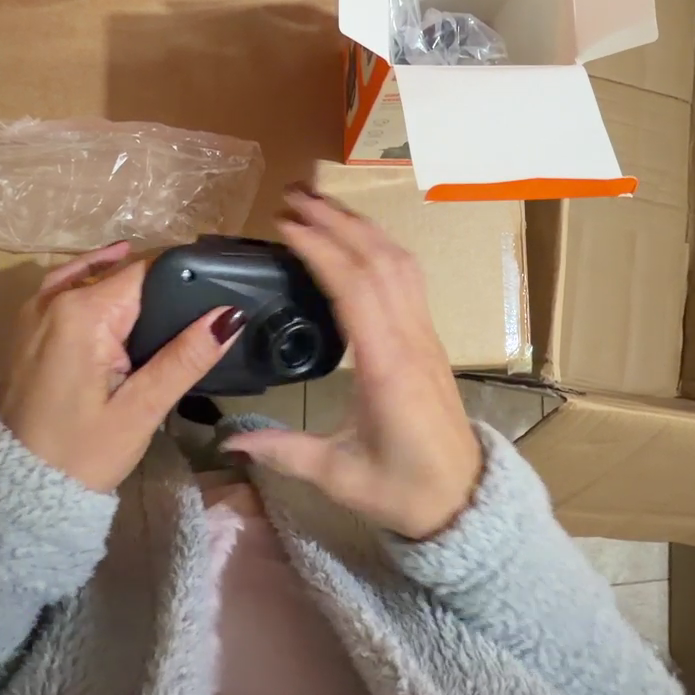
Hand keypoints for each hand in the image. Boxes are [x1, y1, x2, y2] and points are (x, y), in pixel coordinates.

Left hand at [0, 241, 246, 491]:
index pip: (146, 270)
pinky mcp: (26, 330)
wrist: (14, 493)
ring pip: (92, 276)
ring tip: (168, 292)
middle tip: (204, 298)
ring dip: (126, 281)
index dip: (183, 273)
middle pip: (120, 271)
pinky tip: (113, 289)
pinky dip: (92, 281)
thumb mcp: (141, 409)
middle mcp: (54, 299)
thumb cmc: (82, 453)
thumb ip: (185, 357)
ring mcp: (34, 312)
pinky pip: (65, 288)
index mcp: (84, 312)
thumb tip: (231, 314)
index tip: (216, 283)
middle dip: (159, 281)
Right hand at [225, 186, 482, 540]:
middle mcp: (411, 338)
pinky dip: (381, 244)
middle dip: (337, 221)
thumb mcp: (339, 476)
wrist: (466, 499)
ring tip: (321, 203)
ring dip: (361, 225)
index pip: (356, 289)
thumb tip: (227, 442)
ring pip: (400, 261)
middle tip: (294, 195)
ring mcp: (426, 333)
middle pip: (379, 260)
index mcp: (388, 368)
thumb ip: (283, 452)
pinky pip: (409, 276)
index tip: (286, 225)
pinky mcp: (430, 335)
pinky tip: (358, 236)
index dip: (322, 250)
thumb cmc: (404, 490)